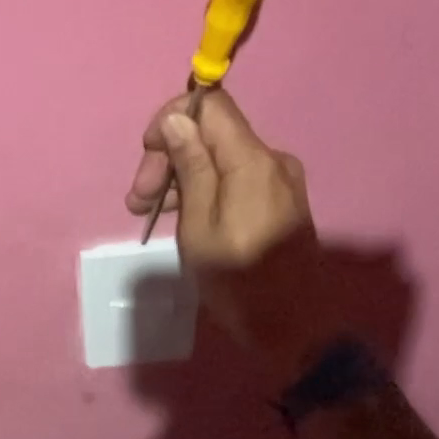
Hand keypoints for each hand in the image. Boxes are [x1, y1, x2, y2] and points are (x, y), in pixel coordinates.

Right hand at [127, 89, 334, 367]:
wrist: (298, 333)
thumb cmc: (241, 284)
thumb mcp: (200, 227)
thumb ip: (190, 167)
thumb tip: (175, 118)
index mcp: (252, 161)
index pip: (210, 104)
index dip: (172, 117)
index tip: (147, 153)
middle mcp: (271, 160)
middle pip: (211, 132)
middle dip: (169, 155)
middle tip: (139, 199)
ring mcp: (278, 181)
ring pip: (219, 157)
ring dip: (182, 176)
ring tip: (149, 213)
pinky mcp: (279, 201)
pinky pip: (234, 177)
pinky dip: (205, 189)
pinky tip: (181, 217)